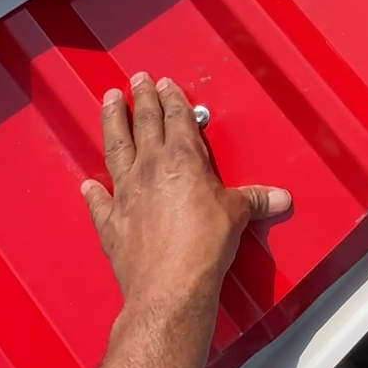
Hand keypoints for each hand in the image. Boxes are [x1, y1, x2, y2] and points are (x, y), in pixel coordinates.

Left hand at [85, 72, 289, 367]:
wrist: (170, 287)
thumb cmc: (204, 245)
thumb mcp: (238, 213)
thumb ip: (255, 199)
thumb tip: (280, 197)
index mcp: (183, 158)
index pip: (176, 117)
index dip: (172, 98)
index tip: (165, 83)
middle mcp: (151, 168)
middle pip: (145, 123)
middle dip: (142, 98)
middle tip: (137, 79)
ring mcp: (127, 194)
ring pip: (116, 147)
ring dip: (113, 122)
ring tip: (108, 100)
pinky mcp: (112, 224)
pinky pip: (99, 202)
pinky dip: (94, 192)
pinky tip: (87, 182)